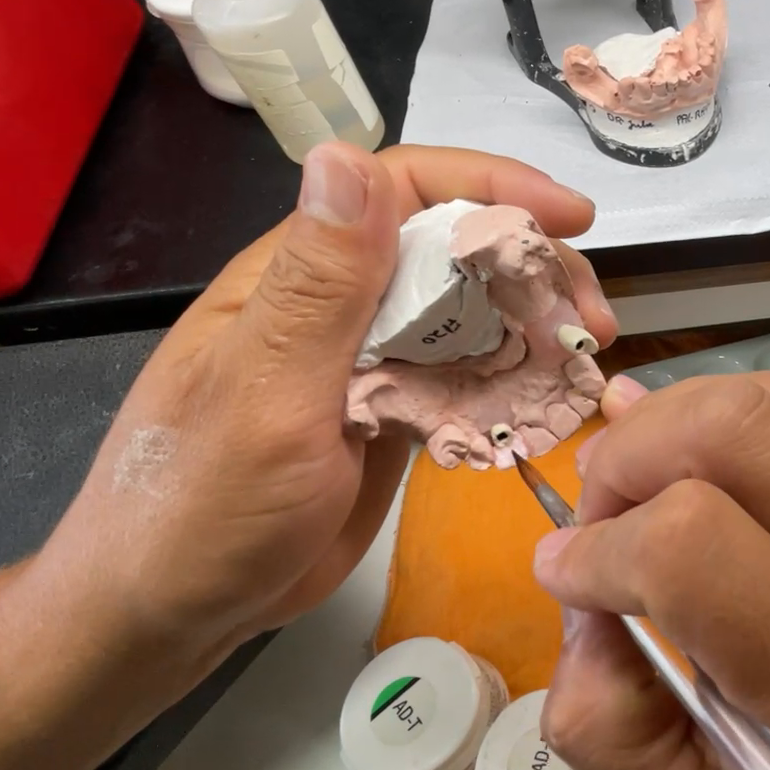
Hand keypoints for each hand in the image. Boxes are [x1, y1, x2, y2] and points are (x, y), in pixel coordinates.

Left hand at [30, 142, 616, 669]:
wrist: (176, 611)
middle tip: (593, 319)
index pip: (406, 191)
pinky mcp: (398, 406)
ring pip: (475, 311)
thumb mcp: (264, 396)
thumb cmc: (201, 509)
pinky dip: (518, 379)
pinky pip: (472, 374)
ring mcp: (376, 356)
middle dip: (537, 269)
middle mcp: (346, 302)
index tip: (572, 215)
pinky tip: (551, 399)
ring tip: (584, 358)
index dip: (493, 187)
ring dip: (537, 326)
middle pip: (459, 250)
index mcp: (302, 276)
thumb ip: (318, 286)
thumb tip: (349, 158)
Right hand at [530, 373, 769, 769]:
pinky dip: (710, 417)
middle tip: (599, 513)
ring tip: (634, 485)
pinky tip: (679, 462)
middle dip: (633, 453)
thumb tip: (583, 591)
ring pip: (764, 398)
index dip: (603, 547)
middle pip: (736, 430)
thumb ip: (607, 721)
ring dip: (668, 423)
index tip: (566, 572)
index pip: (694, 548)